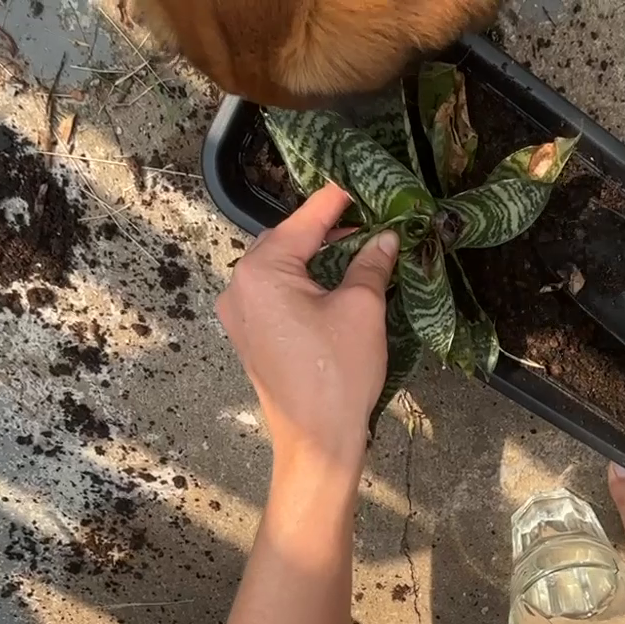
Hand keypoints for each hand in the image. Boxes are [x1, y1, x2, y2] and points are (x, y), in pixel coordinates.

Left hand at [217, 184, 400, 471]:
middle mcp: (238, 287)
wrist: (317, 441)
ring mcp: (239, 317)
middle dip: (326, 234)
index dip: (334, 201)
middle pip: (286, 244)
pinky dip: (303, 288)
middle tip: (365, 225)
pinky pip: (275, 299)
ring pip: (280, 273)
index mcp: (261, 271)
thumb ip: (370, 264)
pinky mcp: (249, 340)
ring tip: (355, 255)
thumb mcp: (362, 310)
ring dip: (316, 263)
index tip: (355, 182)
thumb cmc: (338, 374)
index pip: (304, 222)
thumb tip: (385, 238)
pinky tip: (332, 289)